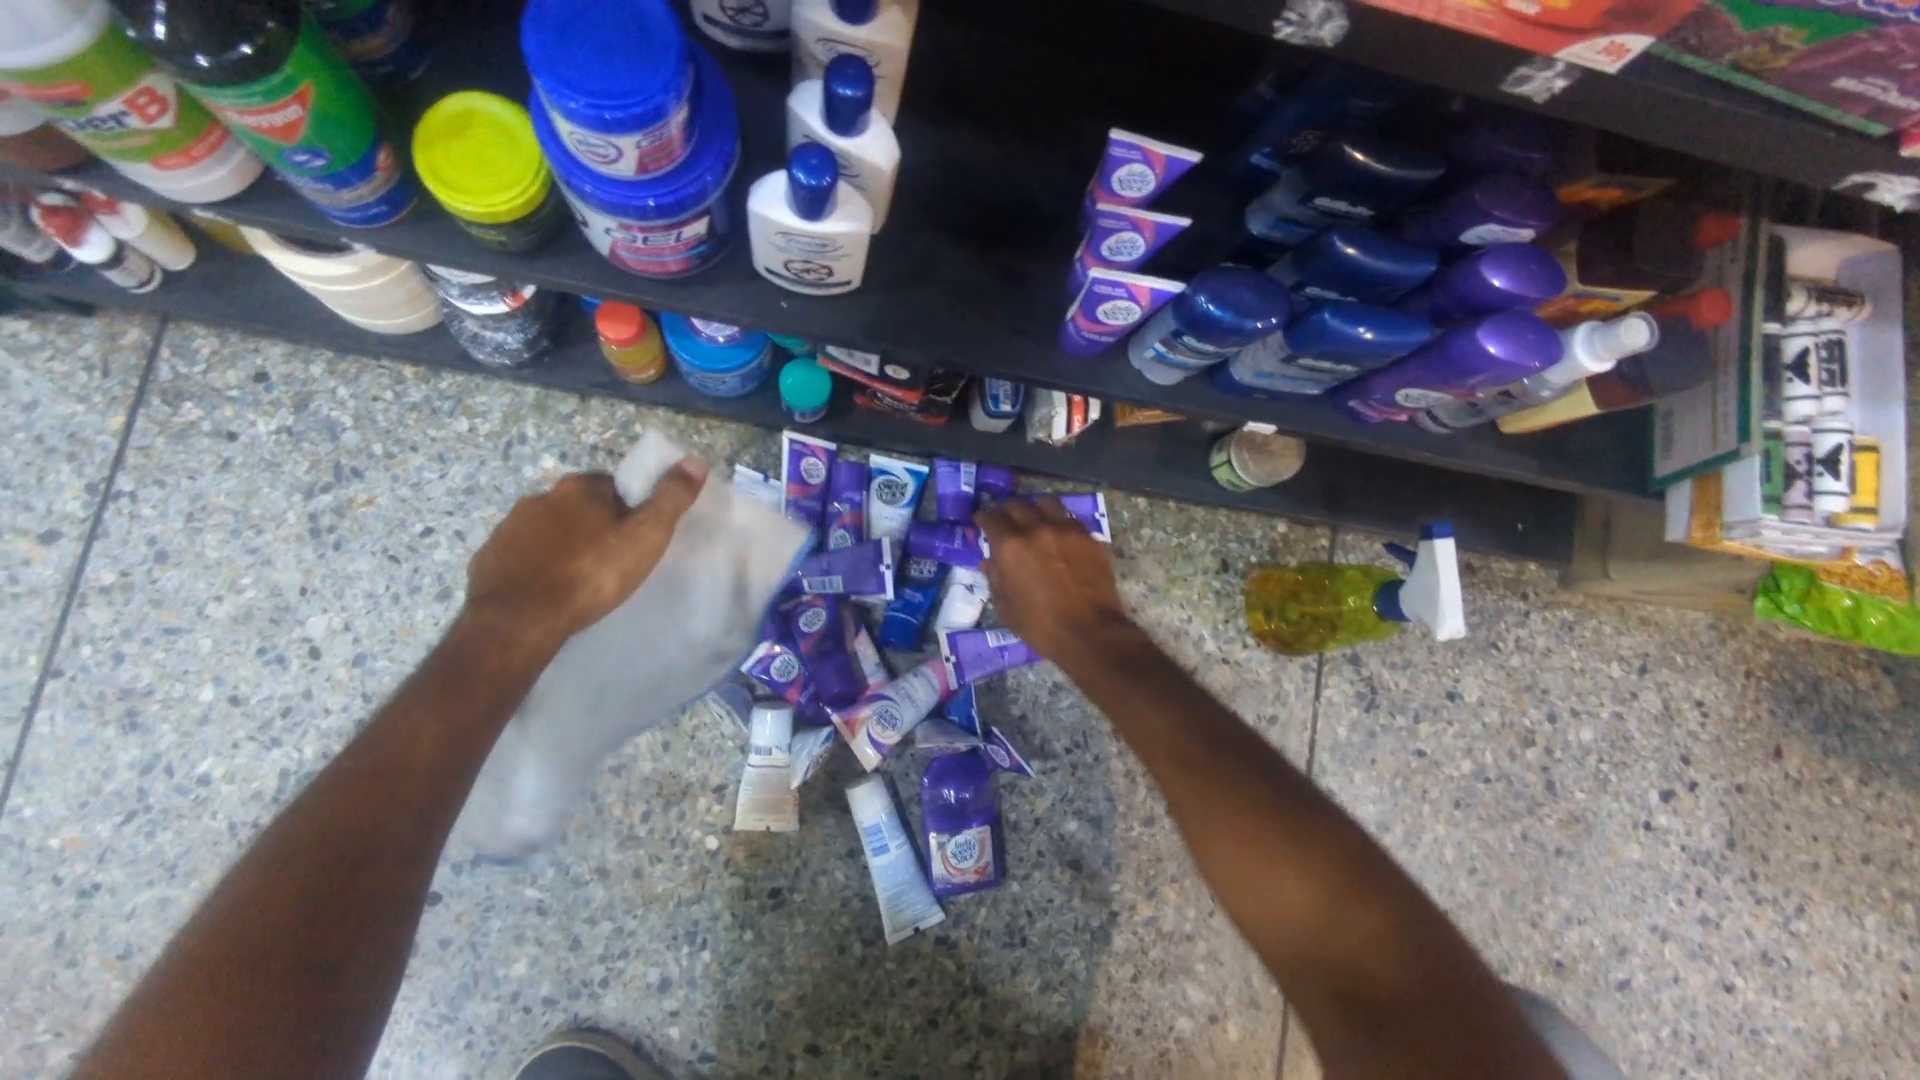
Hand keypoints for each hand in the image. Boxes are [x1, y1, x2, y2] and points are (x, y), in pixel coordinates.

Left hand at [465, 460, 707, 649]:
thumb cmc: (591, 574)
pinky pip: (521, 557)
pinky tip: (548, 591)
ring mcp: (508, 528)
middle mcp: (539, 497)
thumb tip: (695, 460)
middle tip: (612, 560)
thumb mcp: (646, 536)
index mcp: (579, 488)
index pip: (612, 486)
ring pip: (548, 532)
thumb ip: (670, 499)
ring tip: (580, 580)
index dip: (628, 509)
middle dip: (594, 526)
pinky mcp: (488, 558)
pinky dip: (536, 567)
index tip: (636, 536)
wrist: (520, 619)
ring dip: (564, 547)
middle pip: (578, 507)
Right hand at [976, 497, 1132, 659]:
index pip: (991, 518)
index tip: (982, 520)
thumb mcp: (1006, 607)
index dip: (983, 517)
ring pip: (1046, 502)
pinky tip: (1058, 532)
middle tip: (1005, 520)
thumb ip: (995, 578)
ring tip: (1034, 518)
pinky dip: (1058, 520)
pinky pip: (1069, 518)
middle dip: (1006, 510)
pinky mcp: (1089, 537)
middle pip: (1017, 505)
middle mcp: (1037, 529)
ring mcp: (1066, 530)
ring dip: (1034, 507)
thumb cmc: (1040, 625)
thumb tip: (989, 561)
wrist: (1089, 633)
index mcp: (1011, 546)